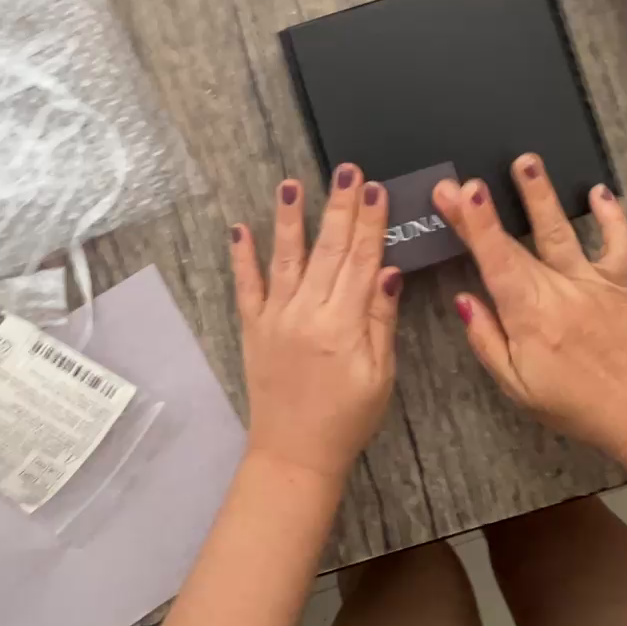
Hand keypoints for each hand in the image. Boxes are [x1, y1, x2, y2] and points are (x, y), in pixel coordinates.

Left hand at [229, 164, 401, 481]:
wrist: (295, 455)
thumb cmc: (348, 418)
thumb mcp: (380, 376)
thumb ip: (381, 321)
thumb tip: (387, 271)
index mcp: (343, 325)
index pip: (361, 261)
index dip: (370, 223)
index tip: (376, 189)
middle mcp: (307, 313)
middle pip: (328, 250)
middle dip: (339, 207)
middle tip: (347, 170)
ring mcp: (275, 318)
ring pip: (286, 259)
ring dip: (289, 219)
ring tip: (291, 184)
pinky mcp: (253, 327)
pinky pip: (246, 287)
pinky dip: (242, 257)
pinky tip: (239, 228)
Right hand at [433, 154, 626, 455]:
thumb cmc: (573, 403)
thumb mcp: (517, 386)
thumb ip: (487, 339)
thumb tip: (464, 298)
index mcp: (528, 316)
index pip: (494, 262)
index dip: (475, 226)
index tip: (457, 194)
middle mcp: (557, 290)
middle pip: (514, 243)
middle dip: (483, 210)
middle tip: (458, 182)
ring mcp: (590, 282)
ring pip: (562, 233)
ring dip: (541, 196)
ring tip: (526, 162)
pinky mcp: (617, 282)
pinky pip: (618, 245)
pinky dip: (612, 217)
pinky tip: (600, 191)